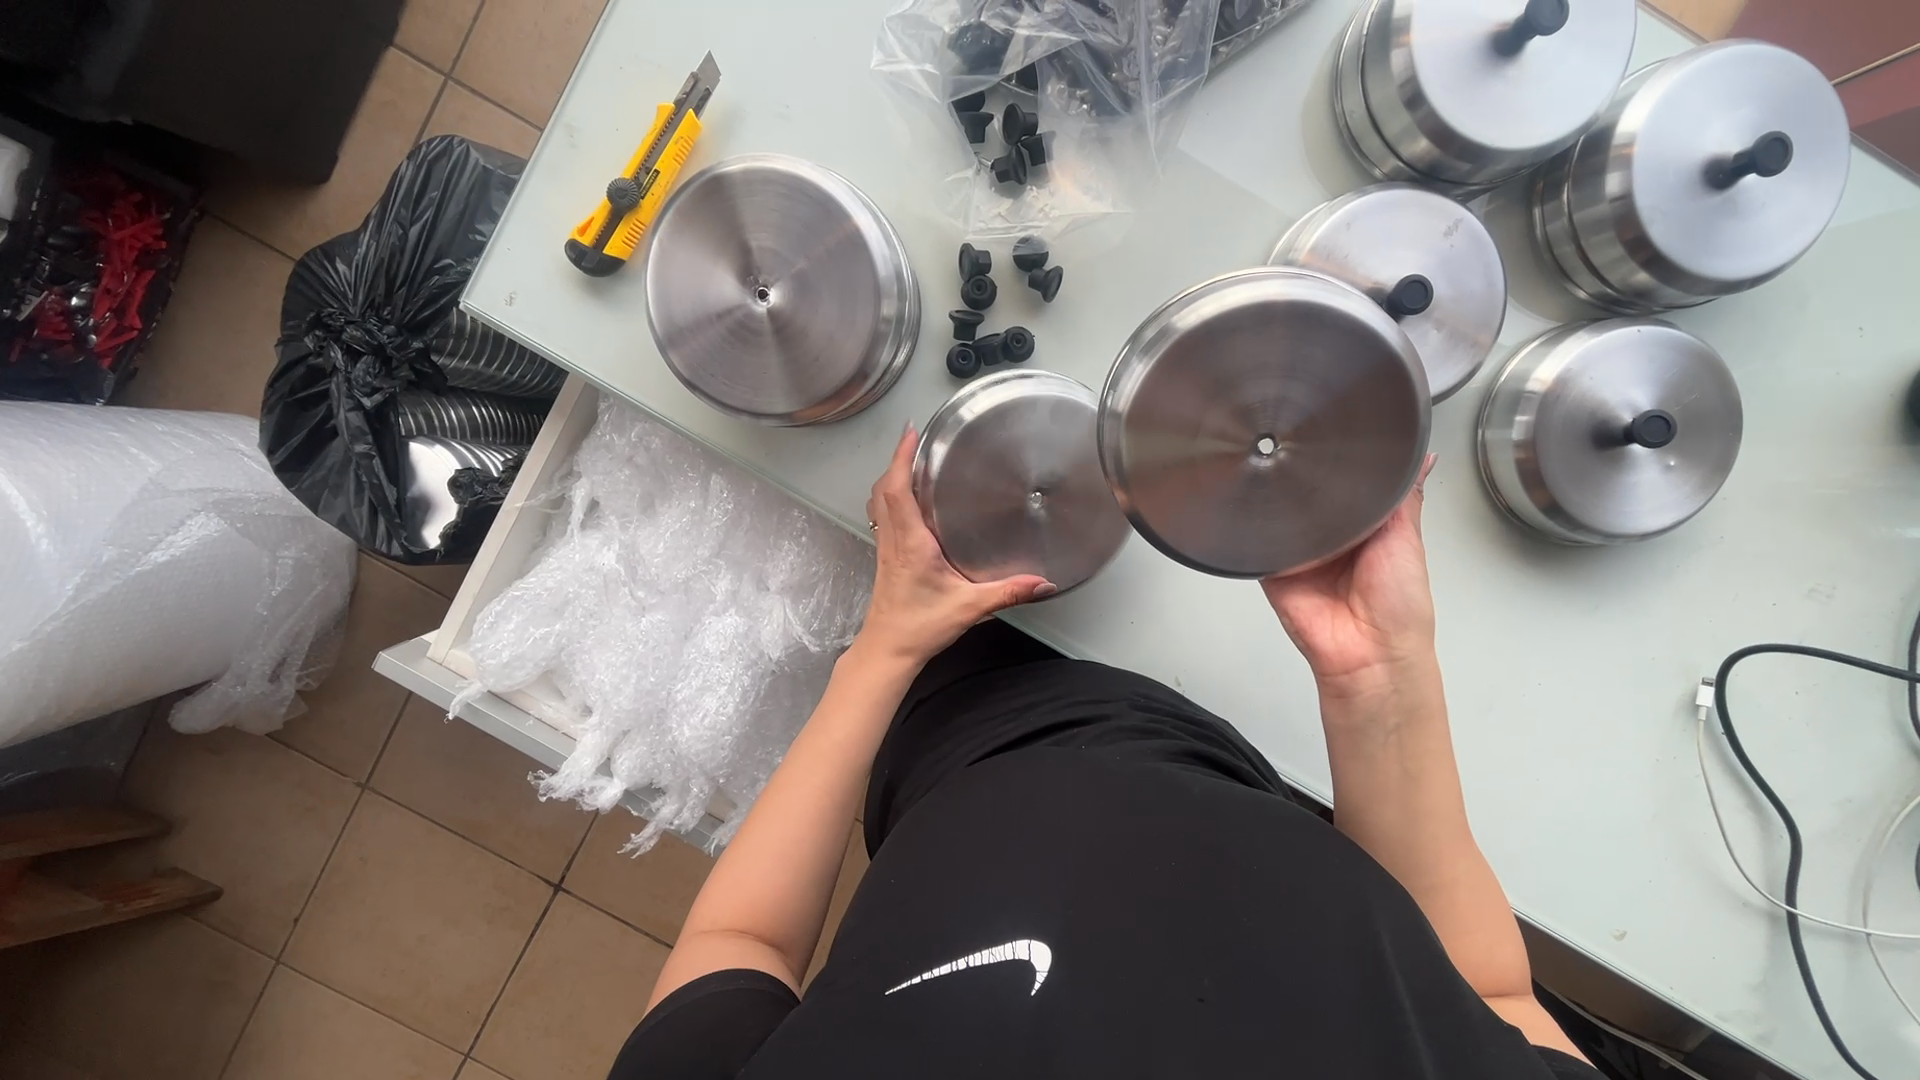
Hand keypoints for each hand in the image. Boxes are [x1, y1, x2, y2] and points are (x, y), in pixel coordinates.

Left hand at [855, 426, 1055, 666]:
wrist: (888, 651)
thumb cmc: (918, 628)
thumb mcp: (969, 607)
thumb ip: (1007, 592)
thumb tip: (1041, 583)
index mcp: (910, 543)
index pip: (897, 489)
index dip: (901, 458)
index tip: (911, 434)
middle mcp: (893, 541)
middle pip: (883, 490)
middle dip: (896, 461)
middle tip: (914, 441)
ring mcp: (886, 550)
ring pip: (879, 504)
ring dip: (890, 480)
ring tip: (910, 464)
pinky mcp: (887, 561)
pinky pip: (884, 520)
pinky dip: (892, 501)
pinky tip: (911, 506)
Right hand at [1261, 455, 1436, 695]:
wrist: (1369, 651)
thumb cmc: (1400, 606)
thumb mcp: (1408, 539)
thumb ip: (1404, 497)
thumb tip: (1424, 457)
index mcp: (1363, 525)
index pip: (1345, 484)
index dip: (1341, 463)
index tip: (1334, 435)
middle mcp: (1328, 536)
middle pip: (1308, 496)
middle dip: (1305, 481)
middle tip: (1302, 453)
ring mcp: (1298, 552)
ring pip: (1280, 514)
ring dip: (1280, 504)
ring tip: (1279, 483)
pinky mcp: (1272, 567)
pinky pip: (1258, 542)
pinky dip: (1257, 530)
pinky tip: (1261, 515)